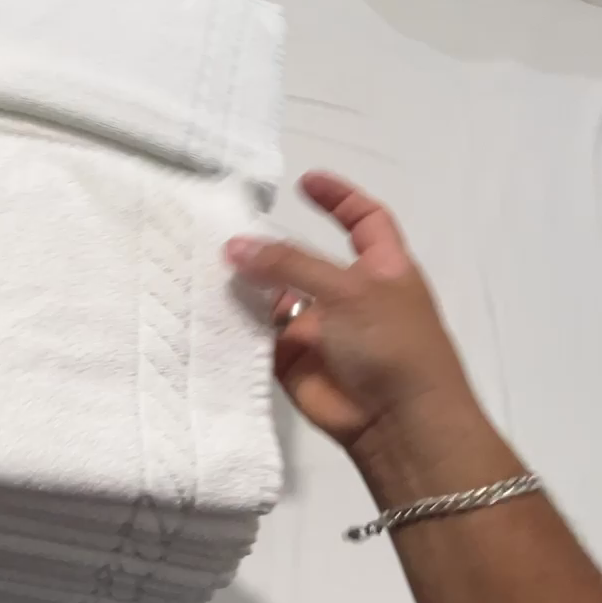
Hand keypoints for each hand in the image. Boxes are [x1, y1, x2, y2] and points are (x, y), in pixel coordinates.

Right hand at [226, 172, 482, 462]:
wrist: (395, 420)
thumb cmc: (392, 343)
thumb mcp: (348, 290)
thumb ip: (290, 265)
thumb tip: (234, 246)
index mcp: (380, 268)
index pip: (362, 220)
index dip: (338, 198)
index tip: (304, 182)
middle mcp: (346, 295)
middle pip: (303, 260)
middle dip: (270, 248)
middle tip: (226, 235)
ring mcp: (316, 329)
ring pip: (274, 298)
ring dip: (247, 285)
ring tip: (206, 268)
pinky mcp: (289, 360)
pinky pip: (257, 335)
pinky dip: (236, 324)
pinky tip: (208, 307)